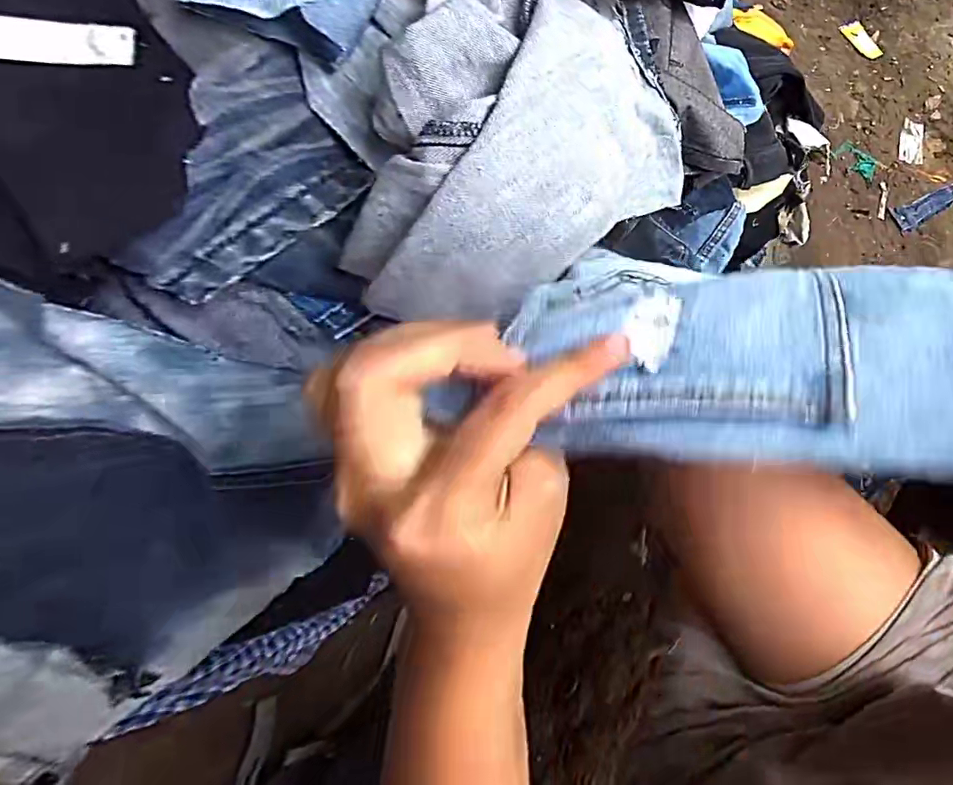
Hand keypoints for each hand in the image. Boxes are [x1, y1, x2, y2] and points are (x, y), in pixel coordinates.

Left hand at [307, 322, 628, 638]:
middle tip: (510, 352)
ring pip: (346, 372)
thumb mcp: (548, 497)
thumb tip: (530, 374)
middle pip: (375, 378)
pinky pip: (344, 385)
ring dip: (420, 342)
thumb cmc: (515, 560)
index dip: (558, 372)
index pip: (497, 415)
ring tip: (478, 350)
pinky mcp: (344, 457)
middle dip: (452, 342)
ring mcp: (345, 471)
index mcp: (440, 509)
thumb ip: (532, 429)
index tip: (609, 346)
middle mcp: (374, 487)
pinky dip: (397, 357)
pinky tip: (444, 363)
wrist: (458, 610)